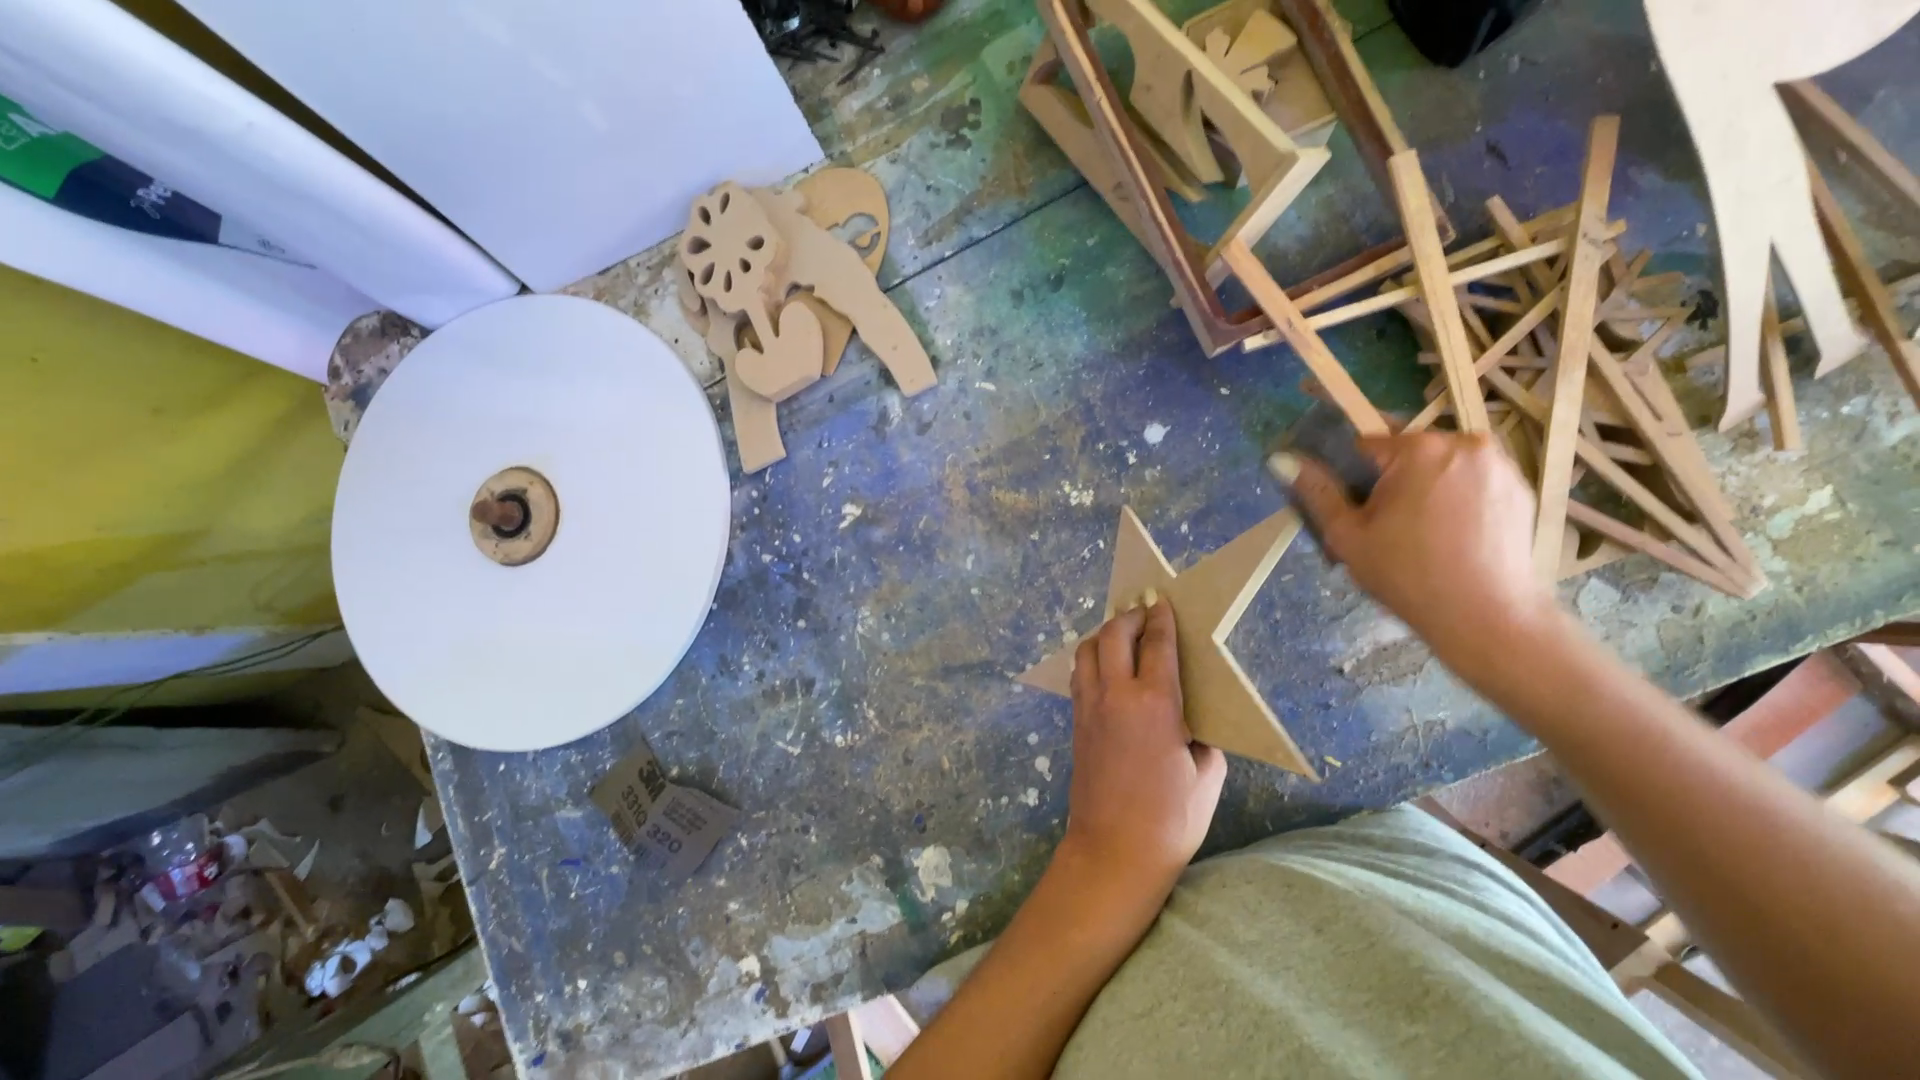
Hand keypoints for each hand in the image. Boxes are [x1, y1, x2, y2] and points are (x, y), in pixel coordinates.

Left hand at [1059, 600, 1226, 891]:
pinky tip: (1106, 670)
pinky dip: (1091, 661)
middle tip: (1144, 612)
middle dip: (1129, 617)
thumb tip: (1189, 720)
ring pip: (1085, 651)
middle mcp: (1115, 695)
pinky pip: (1079, 676)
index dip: (1162, 619)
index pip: (1156, 643)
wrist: (1114, 850)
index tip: (1164, 602)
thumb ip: (1201, 735)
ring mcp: (1089, 708)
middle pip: (1113, 635)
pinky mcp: (1076, 724)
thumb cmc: (1171, 818)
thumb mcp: (1207, 773)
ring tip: (1122, 637)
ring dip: (1103, 635)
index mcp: (1155, 702)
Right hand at [1280, 432, 1561, 673]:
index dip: (1352, 474)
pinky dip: (1458, 498)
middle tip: (1387, 528)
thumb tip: (1281, 458)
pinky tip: (1453, 537)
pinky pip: (1473, 480)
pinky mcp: (1520, 487)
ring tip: (1421, 535)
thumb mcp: (1348, 536)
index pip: (1365, 442)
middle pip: (1408, 451)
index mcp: (1417, 448)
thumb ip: (1316, 491)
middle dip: (1393, 480)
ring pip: (1442, 465)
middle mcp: (1463, 442)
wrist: (1489, 617)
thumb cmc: (1408, 576)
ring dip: (1426, 487)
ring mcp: (1498, 463)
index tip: (1356, 509)